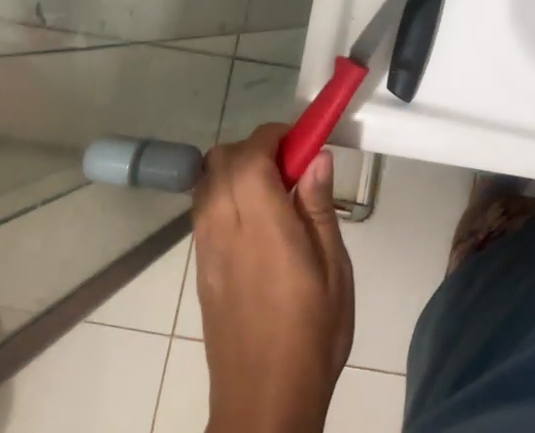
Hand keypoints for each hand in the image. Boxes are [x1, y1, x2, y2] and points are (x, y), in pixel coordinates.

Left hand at [193, 124, 353, 432]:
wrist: (264, 399)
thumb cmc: (312, 332)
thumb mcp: (334, 268)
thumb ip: (319, 207)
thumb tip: (316, 156)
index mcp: (261, 222)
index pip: (252, 152)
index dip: (277, 136)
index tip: (305, 142)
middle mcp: (223, 226)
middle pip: (222, 159)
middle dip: (256, 149)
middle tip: (295, 169)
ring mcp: (206, 247)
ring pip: (207, 181)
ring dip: (238, 170)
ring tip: (278, 196)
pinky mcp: (201, 267)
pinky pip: (205, 210)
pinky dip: (227, 196)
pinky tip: (259, 224)